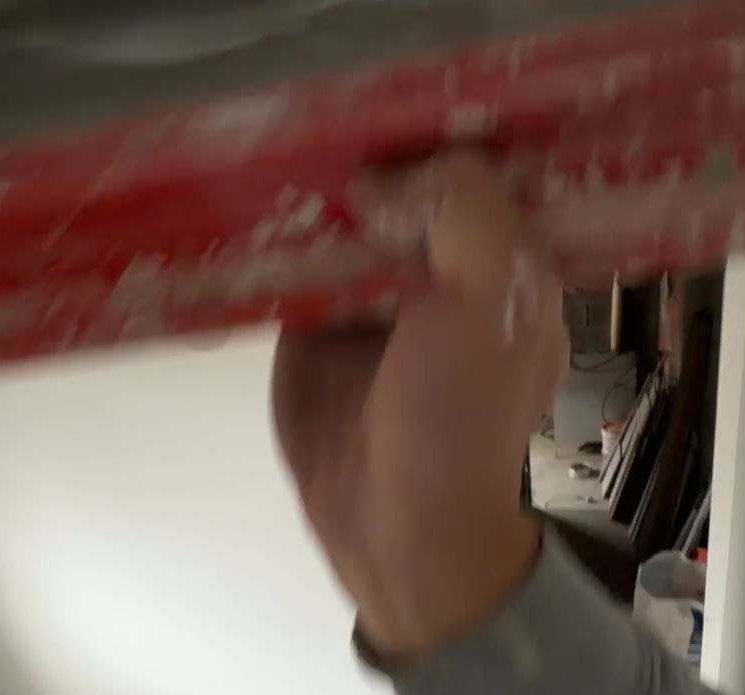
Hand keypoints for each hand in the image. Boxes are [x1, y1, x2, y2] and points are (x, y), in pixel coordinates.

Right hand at [271, 154, 568, 661]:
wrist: (395, 528)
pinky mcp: (312, 335)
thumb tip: (377, 180)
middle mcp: (436, 280)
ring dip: (308, 200)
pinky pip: (291, 274)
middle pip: (396, 193)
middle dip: (362, 164)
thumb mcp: (491, 309)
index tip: (386, 116)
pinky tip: (244, 216)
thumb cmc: (458, 426)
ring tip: (272, 158)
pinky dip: (270, 248)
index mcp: (500, 269)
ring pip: (337, 229)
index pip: (470, 175)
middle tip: (317, 132)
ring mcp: (369, 307)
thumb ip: (461, 215)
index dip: (433, 141)